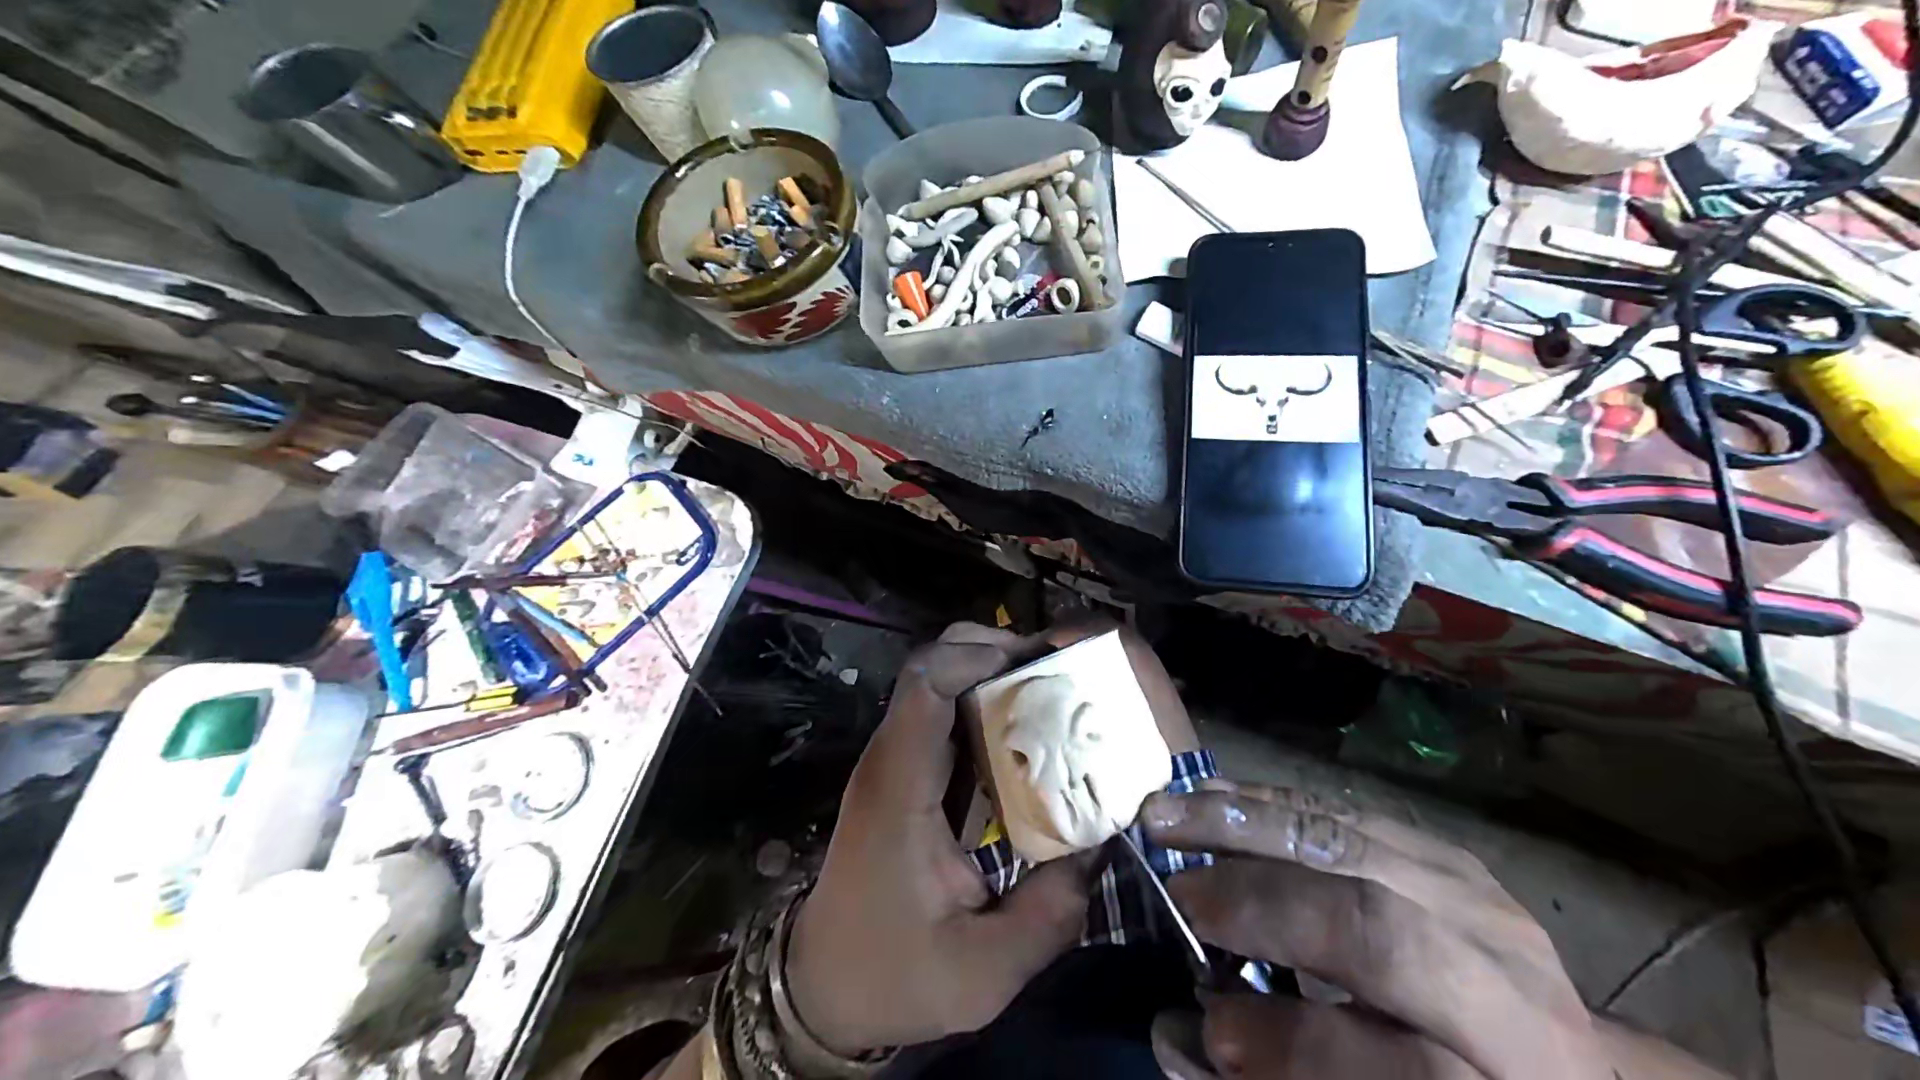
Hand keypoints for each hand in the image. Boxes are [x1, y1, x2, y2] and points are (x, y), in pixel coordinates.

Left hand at [784, 624, 1097, 1053]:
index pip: (923, 686)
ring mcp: (896, 764)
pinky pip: (947, 718)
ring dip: (995, 676)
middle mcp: (892, 760)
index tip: (1039, 661)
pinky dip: (988, 708)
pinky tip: (1033, 730)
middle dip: (995, 653)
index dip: (975, 656)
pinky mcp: (908, 776)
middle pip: (931, 669)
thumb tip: (1100, 848)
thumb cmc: (893, 975)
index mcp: (898, 790)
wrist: (825, 986)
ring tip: (1060, 689)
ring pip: (940, 686)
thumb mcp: (981, 973)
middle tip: (1062, 670)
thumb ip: (1049, 914)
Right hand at [1140, 783, 1613, 1079]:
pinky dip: (1262, 803)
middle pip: (1380, 928)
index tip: (1208, 1027)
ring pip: (1351, 845)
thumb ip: (1289, 1077)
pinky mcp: (1445, 851)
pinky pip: (1339, 810)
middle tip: (1174, 894)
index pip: (1411, 1066)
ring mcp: (1480, 901)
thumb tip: (1178, 1035)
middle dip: (1259, 903)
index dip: (1298, 1045)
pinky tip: (1209, 795)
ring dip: (1241, 825)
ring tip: (1165, 816)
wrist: (1564, 1068)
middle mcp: (1515, 991)